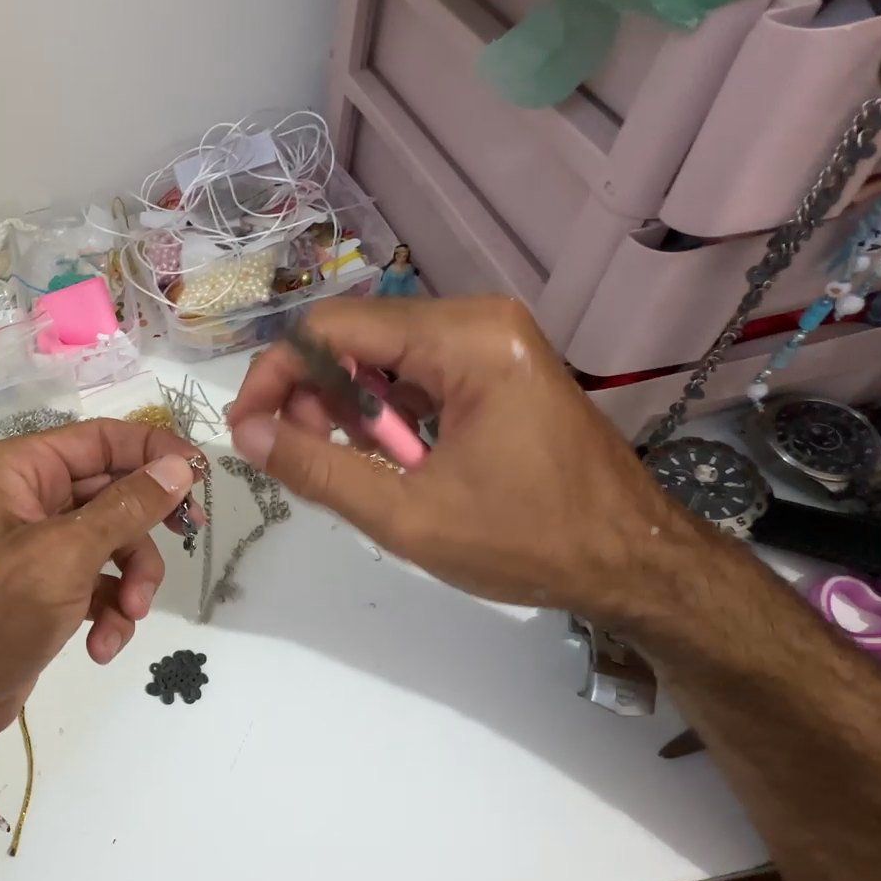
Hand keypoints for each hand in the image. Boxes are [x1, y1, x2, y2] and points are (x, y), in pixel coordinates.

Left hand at [0, 419, 202, 768]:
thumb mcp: (63, 557)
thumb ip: (126, 509)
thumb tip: (179, 466)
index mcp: (21, 469)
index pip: (102, 439)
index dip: (154, 451)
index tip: (201, 477)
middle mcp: (27, 499)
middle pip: (112, 492)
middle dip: (144, 531)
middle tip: (188, 540)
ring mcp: (34, 548)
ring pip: (112, 545)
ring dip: (131, 582)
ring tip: (129, 617)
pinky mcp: (42, 592)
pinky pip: (96, 585)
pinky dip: (108, 612)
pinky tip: (102, 645)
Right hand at [228, 296, 696, 619]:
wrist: (635, 561)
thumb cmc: (527, 542)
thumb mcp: (407, 515)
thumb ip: (318, 469)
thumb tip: (245, 435)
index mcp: (464, 340)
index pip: (331, 329)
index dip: (275, 375)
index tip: (245, 430)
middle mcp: (477, 318)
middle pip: (352, 336)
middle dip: (311, 395)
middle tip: (302, 458)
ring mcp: (489, 337)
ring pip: (375, 354)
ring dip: (343, 406)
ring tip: (348, 464)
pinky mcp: (494, 362)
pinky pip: (409, 369)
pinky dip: (379, 409)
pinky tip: (386, 455)